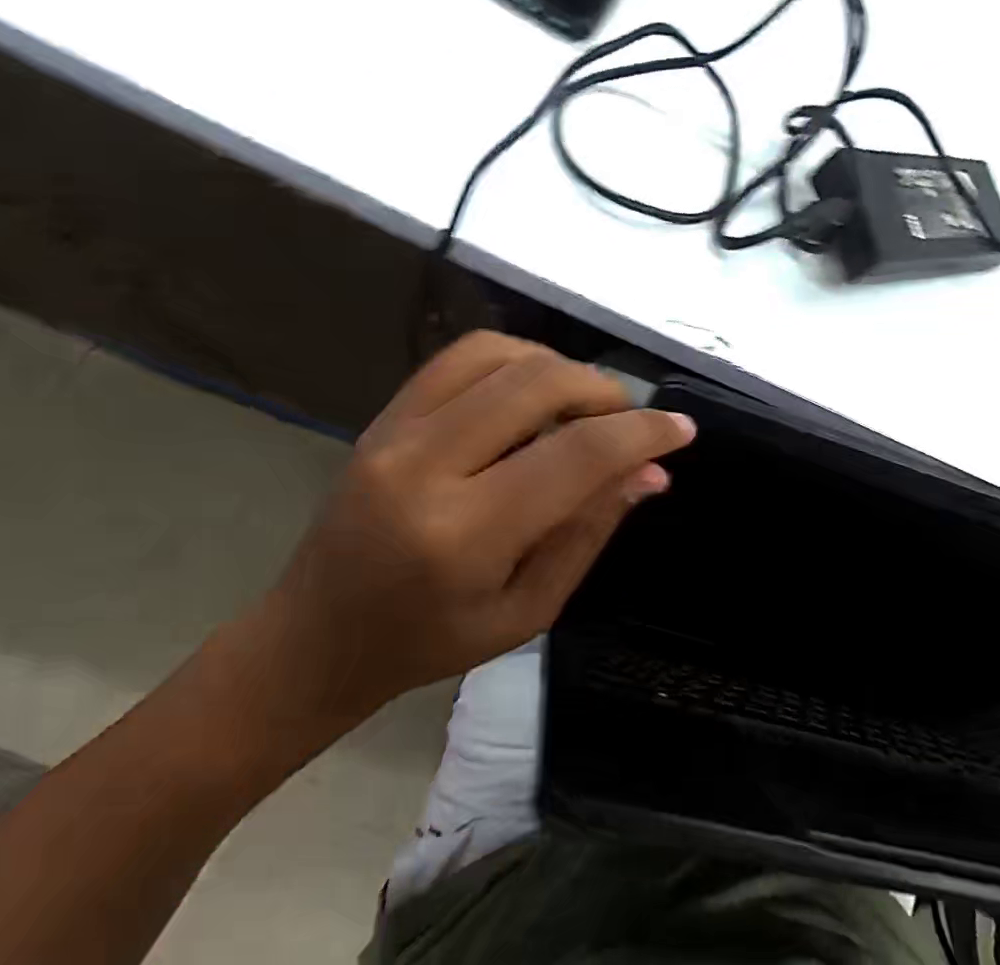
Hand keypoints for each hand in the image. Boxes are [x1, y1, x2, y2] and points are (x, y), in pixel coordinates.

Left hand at [257, 331, 694, 715]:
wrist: (319, 634)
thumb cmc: (427, 644)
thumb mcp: (525, 611)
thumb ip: (587, 534)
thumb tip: (648, 474)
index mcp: (466, 535)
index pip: (575, 456)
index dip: (641, 434)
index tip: (680, 429)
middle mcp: (426, 467)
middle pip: (537, 384)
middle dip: (603, 390)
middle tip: (630, 420)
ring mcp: (394, 433)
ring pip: (496, 355)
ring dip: (557, 367)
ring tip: (583, 404)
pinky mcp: (380, 419)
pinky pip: (455, 360)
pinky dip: (510, 361)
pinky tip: (531, 391)